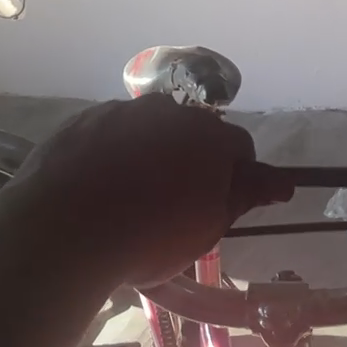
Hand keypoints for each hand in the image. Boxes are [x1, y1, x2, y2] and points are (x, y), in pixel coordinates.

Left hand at [0, 95, 291, 286]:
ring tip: (127, 201)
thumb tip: (282, 181)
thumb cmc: (149, 236)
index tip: (216, 208)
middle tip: (172, 207)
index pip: (239, 148)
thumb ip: (245, 196)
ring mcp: (120, 111)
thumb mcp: (208, 226)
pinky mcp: (81, 120)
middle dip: (189, 162)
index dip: (234, 179)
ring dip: (148, 156)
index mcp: (208, 134)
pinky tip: (95, 190)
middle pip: (191, 134)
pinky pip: (107, 136)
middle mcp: (167, 110)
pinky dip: (110, 155)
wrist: (63, 229)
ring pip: (147, 132)